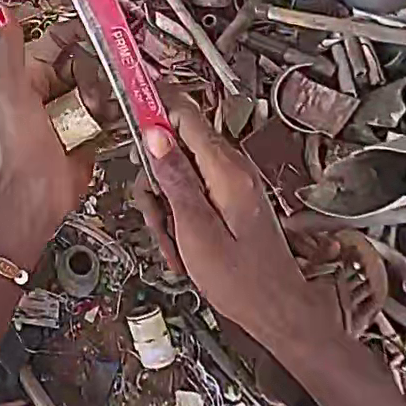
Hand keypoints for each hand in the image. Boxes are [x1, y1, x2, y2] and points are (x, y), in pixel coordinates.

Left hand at [0, 6, 95, 265]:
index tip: (96, 27)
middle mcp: (54, 90)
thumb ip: (11, 50)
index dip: (77, 32)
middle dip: (91, 72)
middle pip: (86, 61)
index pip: (59, 41)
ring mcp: (74, 109)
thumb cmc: (21, 146)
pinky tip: (108, 118)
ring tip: (90, 112)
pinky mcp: (92, 128)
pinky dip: (115, 111)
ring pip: (102, 84)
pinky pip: (111, 109)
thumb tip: (2, 14)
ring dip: (102, 95)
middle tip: (83, 92)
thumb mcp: (11, 90)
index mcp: (31, 76)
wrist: (40, 191)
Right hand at [135, 99, 345, 351]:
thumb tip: (154, 135)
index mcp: (226, 171)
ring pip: (176, 169)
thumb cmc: (242, 281)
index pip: (184, 115)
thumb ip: (174, 178)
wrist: (277, 311)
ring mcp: (230, 181)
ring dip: (162, 201)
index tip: (129, 94)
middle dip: (153, 176)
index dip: (153, 103)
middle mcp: (231, 168)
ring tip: (170, 236)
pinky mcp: (227, 195)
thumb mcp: (196, 229)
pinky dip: (176, 210)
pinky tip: (179, 237)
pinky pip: (189, 187)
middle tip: (154, 210)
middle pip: (173, 145)